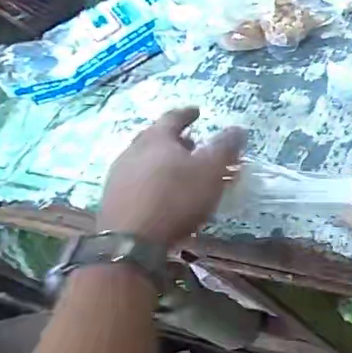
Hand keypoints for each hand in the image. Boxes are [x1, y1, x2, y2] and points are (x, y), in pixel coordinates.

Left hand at [97, 107, 246, 244]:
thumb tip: (238, 128)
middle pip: (155, 138)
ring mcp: (119, 175)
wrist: (130, 240)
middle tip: (190, 143)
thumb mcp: (211, 171)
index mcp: (156, 138)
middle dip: (175, 139)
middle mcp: (133, 151)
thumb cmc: (176, 198)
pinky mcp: (113, 199)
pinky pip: (137, 180)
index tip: (197, 112)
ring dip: (163, 161)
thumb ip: (225, 148)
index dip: (187, 114)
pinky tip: (163, 193)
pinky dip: (153, 180)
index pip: (173, 117)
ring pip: (144, 160)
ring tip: (180, 170)